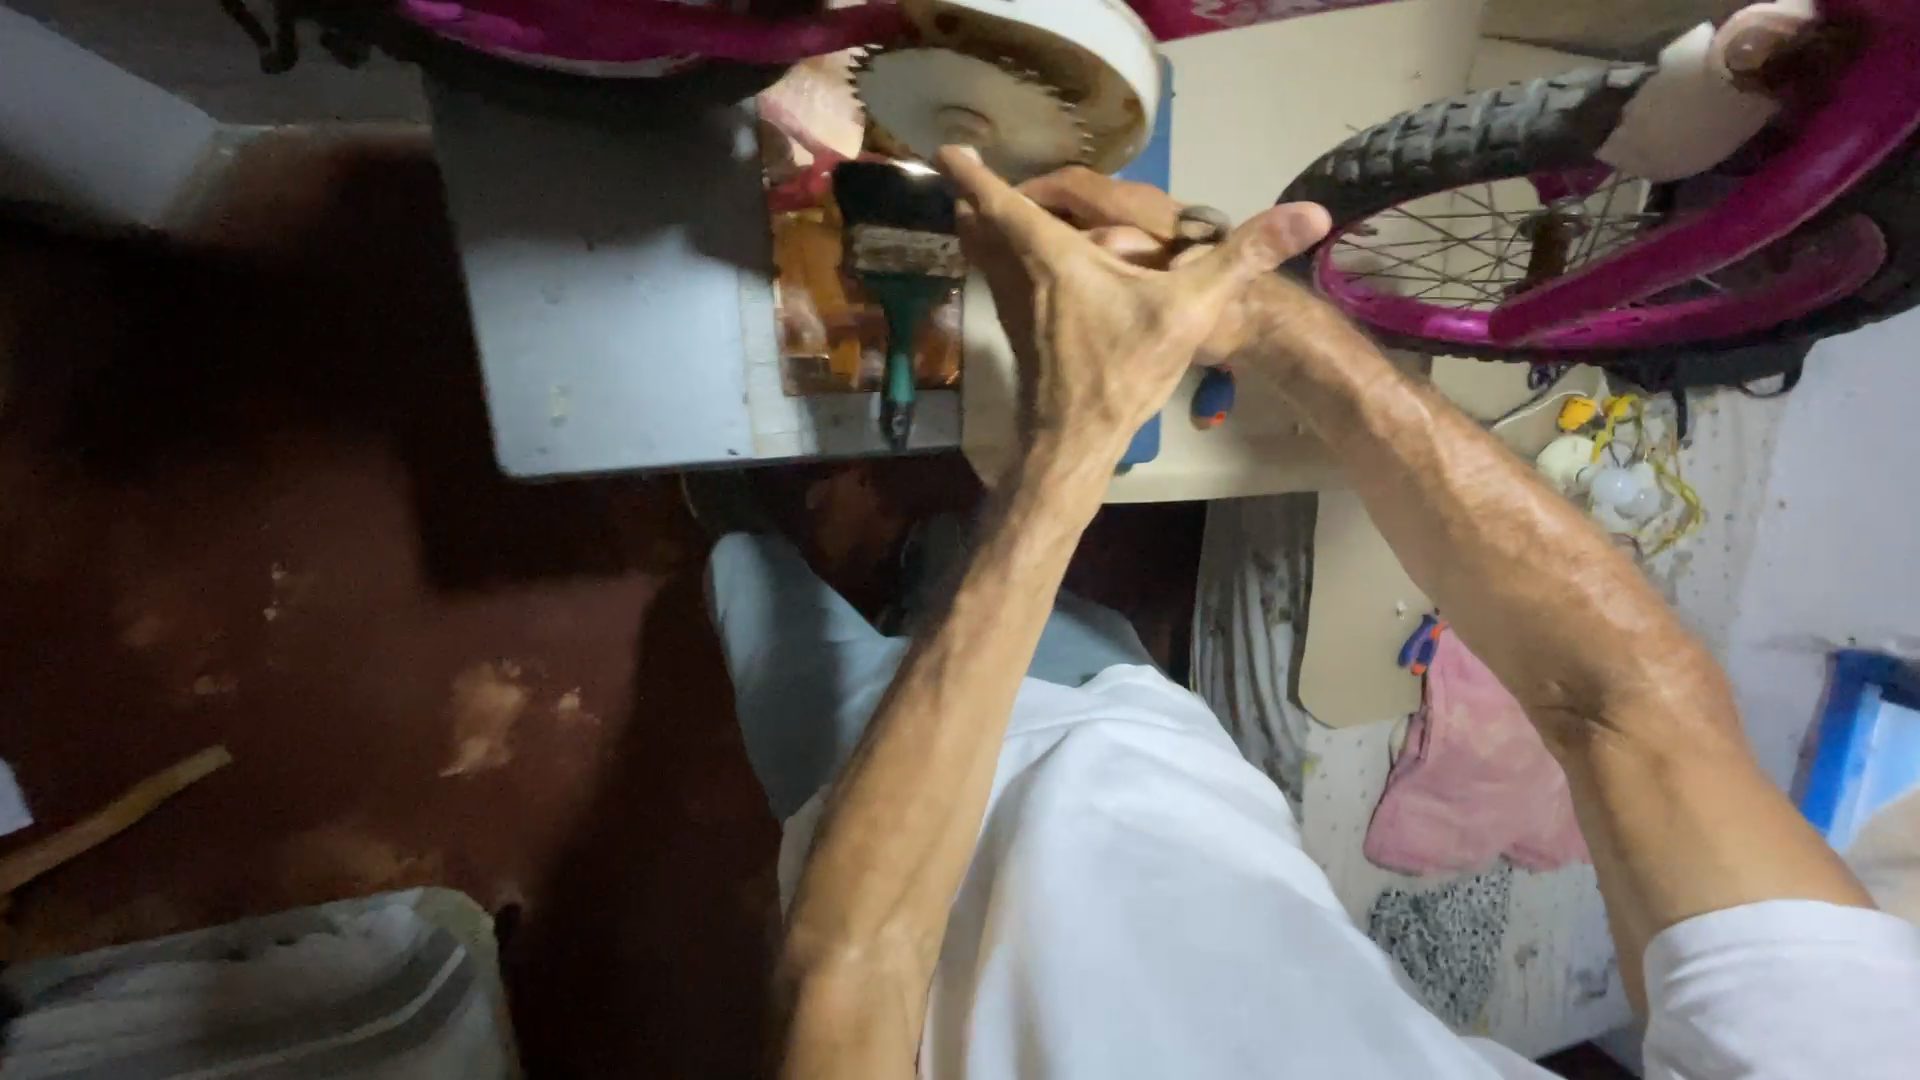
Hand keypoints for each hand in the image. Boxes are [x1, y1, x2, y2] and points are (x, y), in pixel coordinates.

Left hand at [938, 148, 1329, 461]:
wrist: (1076, 440)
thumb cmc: (1122, 372)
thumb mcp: (1189, 310)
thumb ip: (1245, 257)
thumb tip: (1315, 211)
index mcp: (1054, 259)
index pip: (1003, 204)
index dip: (974, 175)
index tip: (948, 151)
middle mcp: (1022, 280)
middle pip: (982, 230)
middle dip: (973, 201)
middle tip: (966, 177)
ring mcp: (1014, 313)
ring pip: (984, 261)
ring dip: (979, 234)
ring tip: (978, 214)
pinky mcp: (1019, 339)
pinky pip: (997, 288)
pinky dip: (995, 266)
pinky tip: (1014, 273)